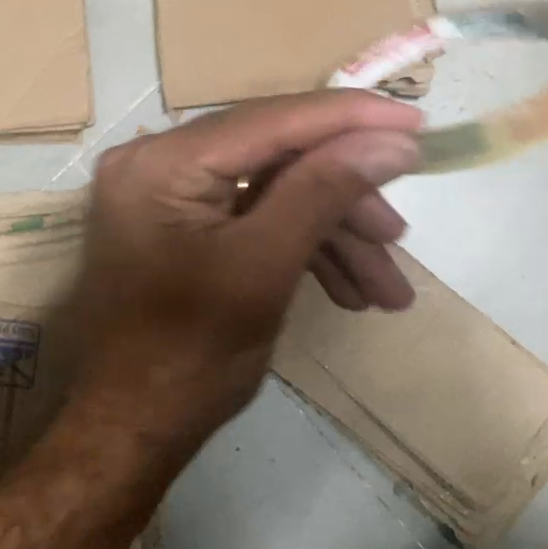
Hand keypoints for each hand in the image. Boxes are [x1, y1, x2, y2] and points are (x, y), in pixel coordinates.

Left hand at [73, 91, 422, 445]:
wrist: (128, 430)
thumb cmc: (189, 356)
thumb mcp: (264, 268)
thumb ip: (325, 191)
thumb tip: (392, 139)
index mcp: (161, 162)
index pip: (269, 118)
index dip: (348, 119)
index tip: (419, 123)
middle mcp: (155, 162)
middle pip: (274, 156)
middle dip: (344, 198)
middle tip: (400, 238)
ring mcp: (164, 195)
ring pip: (270, 192)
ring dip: (331, 234)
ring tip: (386, 290)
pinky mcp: (177, 225)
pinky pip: (250, 218)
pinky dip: (300, 247)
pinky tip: (349, 292)